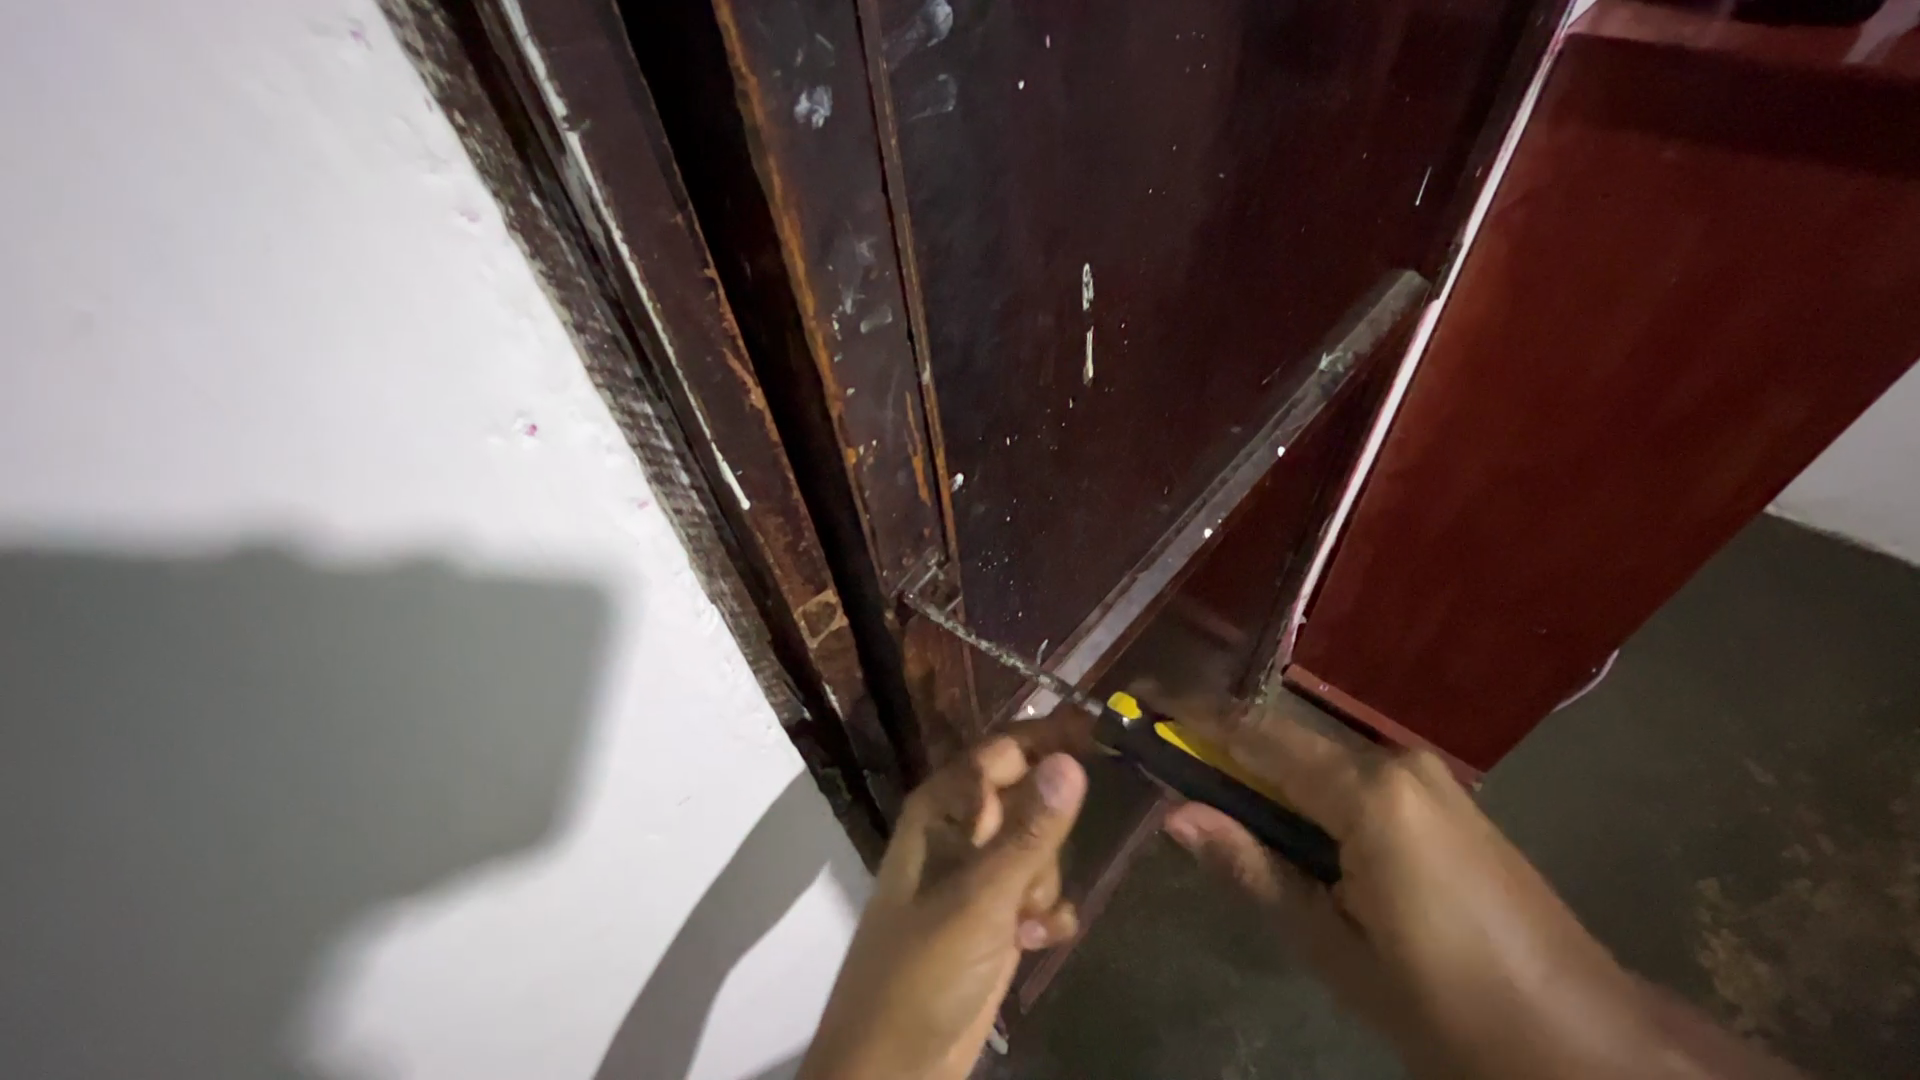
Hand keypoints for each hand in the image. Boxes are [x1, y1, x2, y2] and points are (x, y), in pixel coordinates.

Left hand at [800, 716, 1088, 1079]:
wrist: (895, 1066)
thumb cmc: (923, 970)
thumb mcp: (981, 898)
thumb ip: (1031, 832)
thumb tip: (1071, 760)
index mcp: (942, 806)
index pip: (1005, 749)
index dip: (1053, 737)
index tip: (1108, 734)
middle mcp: (960, 830)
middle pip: (1030, 797)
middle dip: (1050, 831)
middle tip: (1047, 865)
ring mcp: (979, 874)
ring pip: (1041, 849)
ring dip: (1044, 883)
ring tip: (1021, 921)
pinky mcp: (995, 915)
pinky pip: (1040, 892)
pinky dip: (1045, 914)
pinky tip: (1034, 942)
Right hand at [1163, 695, 1701, 1079]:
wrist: (1586, 1045)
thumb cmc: (1445, 1003)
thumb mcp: (1332, 945)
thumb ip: (1251, 867)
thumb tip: (1177, 816)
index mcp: (1370, 796)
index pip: (1258, 737)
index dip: (1194, 719)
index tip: (1142, 705)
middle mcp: (1399, 766)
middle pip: (1286, 742)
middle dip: (1222, 746)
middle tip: (1165, 759)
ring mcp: (1429, 780)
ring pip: (1318, 760)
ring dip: (1261, 771)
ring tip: (1210, 794)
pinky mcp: (1445, 802)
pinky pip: (1353, 779)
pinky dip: (1304, 790)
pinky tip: (1282, 823)